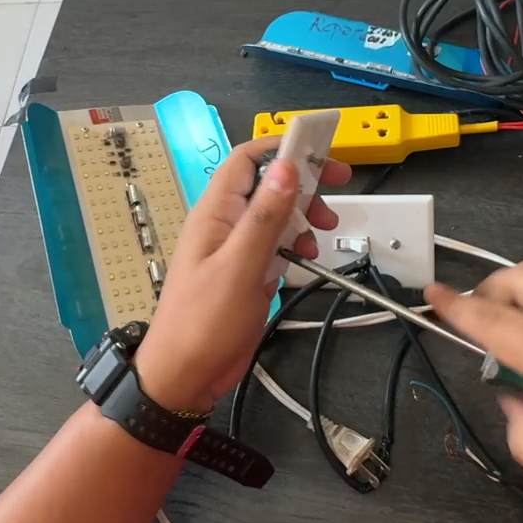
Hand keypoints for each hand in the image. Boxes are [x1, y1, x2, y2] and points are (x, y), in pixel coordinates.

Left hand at [135, 137, 350, 413]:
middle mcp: (224, 223)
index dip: (282, 147)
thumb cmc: (204, 322)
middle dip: (302, 181)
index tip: (321, 151)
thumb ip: (264, 217)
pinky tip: (307, 257)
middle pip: (266, 183)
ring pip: (274, 213)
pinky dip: (295, 243)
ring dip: (303, 215)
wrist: (185, 375)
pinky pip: (274, 244)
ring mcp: (235, 247)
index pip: (247, 159)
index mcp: (215, 212)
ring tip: (323, 233)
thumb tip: (285, 166)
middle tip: (336, 189)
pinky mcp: (246, 271)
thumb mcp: (239, 266)